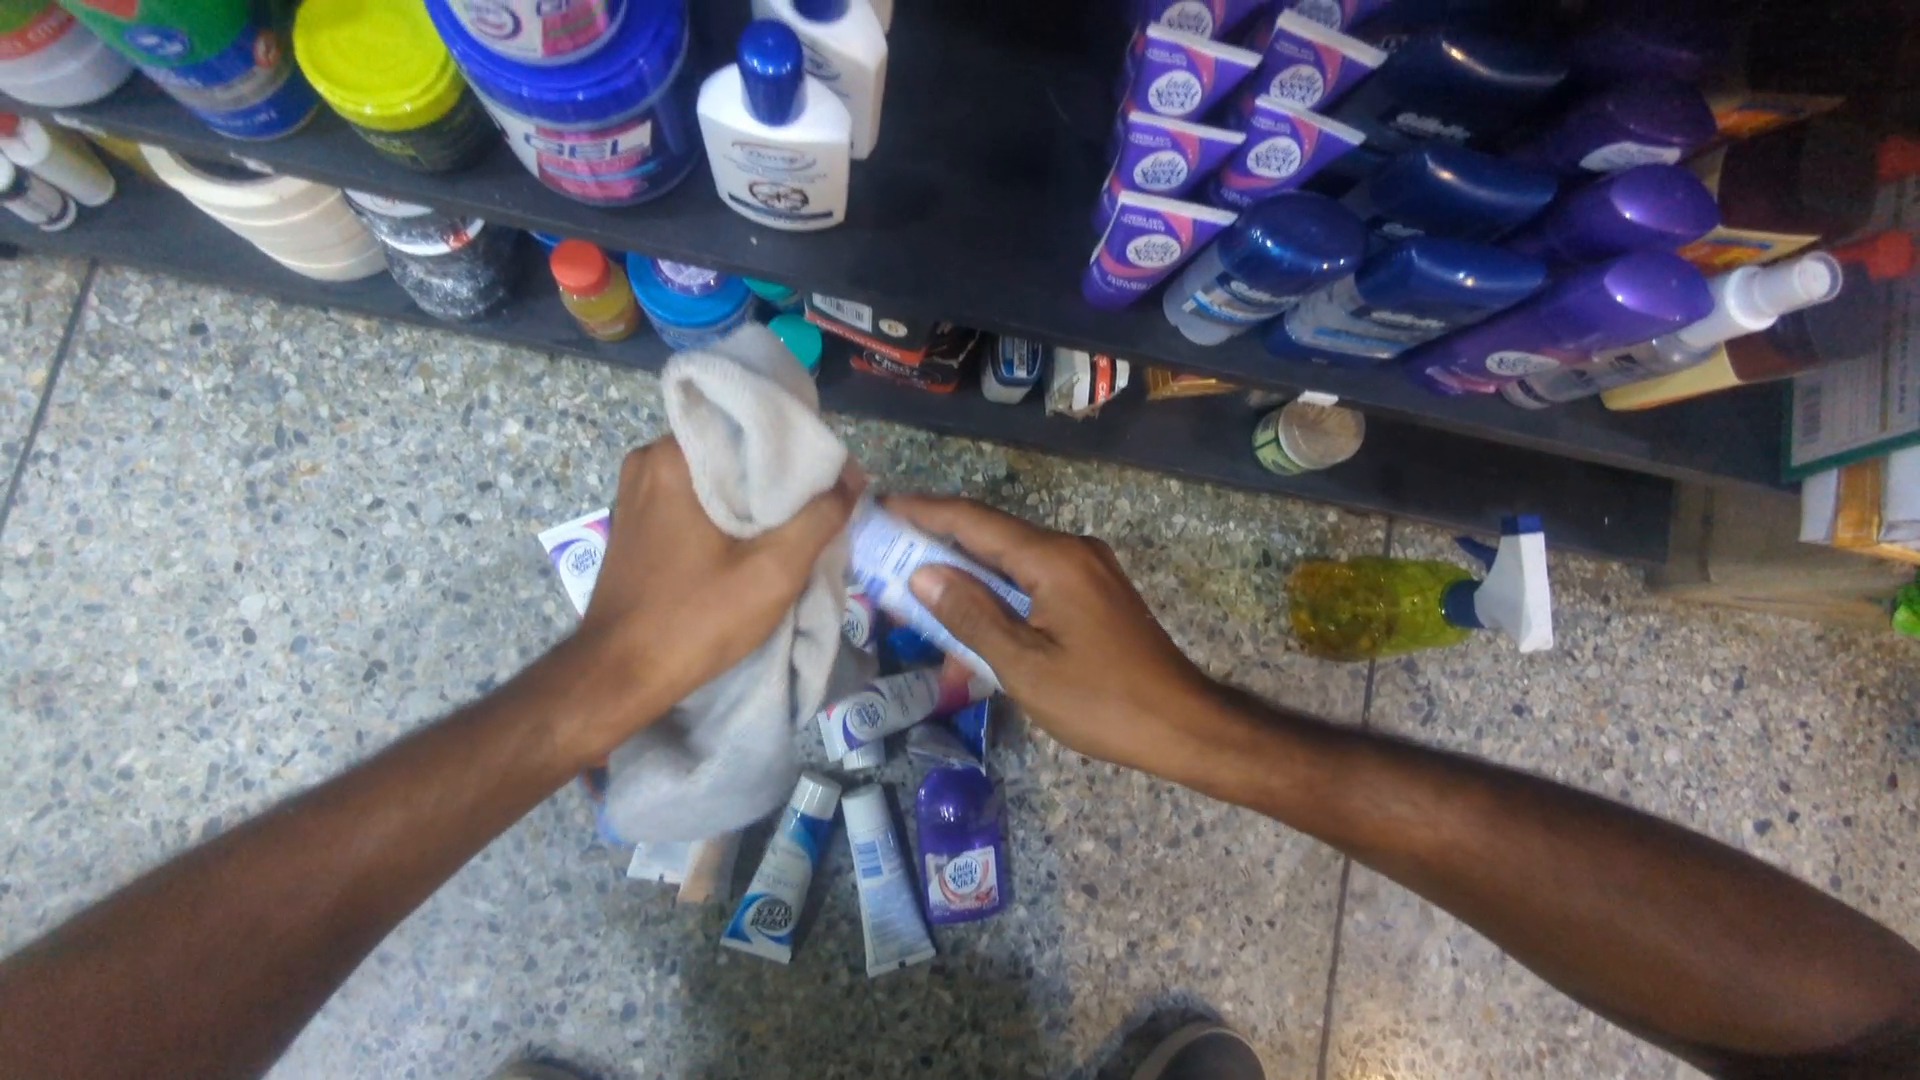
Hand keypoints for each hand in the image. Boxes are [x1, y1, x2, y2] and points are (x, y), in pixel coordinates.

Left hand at [567, 438, 861, 758]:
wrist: (620, 676)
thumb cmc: (695, 620)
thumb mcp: (774, 570)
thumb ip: (821, 516)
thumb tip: (853, 476)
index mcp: (674, 457)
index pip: (751, 422)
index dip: (797, 443)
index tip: (830, 469)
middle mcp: (650, 461)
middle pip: (734, 448)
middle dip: (779, 472)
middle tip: (822, 497)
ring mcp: (638, 492)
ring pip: (717, 476)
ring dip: (755, 494)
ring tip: (797, 518)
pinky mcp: (638, 520)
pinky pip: (697, 498)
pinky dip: (729, 510)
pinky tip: (757, 537)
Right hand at [885, 496, 1217, 775]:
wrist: (1183, 724)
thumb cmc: (1101, 702)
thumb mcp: (1024, 667)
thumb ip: (971, 615)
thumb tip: (923, 574)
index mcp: (1052, 559)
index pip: (973, 521)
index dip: (922, 511)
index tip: (880, 507)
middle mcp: (1071, 549)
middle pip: (992, 535)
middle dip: (938, 542)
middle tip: (888, 552)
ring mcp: (1088, 568)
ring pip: (1012, 559)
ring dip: (968, 571)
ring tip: (921, 586)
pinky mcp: (1095, 591)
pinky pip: (1034, 579)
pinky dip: (998, 591)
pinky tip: (975, 613)